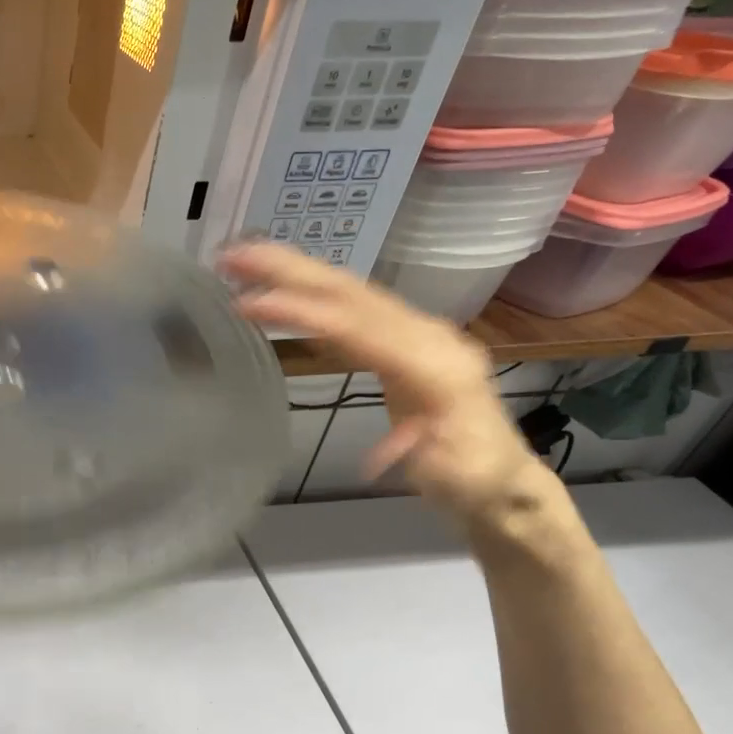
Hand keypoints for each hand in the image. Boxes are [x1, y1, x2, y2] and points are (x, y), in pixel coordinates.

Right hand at [224, 241, 557, 526]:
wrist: (499, 473)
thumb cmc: (472, 478)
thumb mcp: (456, 475)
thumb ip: (423, 454)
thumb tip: (382, 453)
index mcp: (436, 365)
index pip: (361, 328)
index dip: (305, 313)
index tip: (250, 304)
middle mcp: (425, 335)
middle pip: (351, 292)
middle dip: (290, 270)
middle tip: (234, 255)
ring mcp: (413, 333)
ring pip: (347, 291)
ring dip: (292, 271)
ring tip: (240, 259)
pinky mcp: (398, 340)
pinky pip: (349, 307)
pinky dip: (307, 292)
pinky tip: (275, 286)